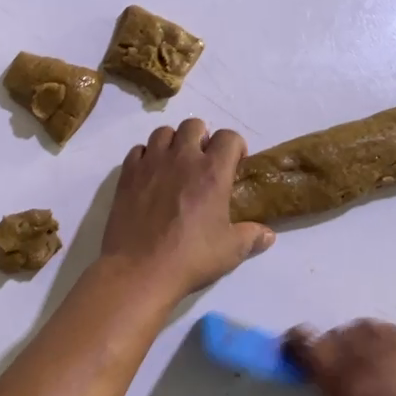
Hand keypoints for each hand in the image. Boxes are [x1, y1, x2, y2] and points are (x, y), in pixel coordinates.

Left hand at [98, 118, 274, 301]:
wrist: (140, 270)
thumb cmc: (190, 258)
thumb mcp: (230, 251)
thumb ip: (251, 237)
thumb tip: (269, 234)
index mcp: (212, 172)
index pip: (229, 137)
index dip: (235, 146)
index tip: (235, 162)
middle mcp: (182, 158)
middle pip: (193, 125)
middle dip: (202, 138)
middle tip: (204, 161)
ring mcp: (151, 163)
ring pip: (163, 132)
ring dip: (173, 142)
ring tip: (176, 163)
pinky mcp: (127, 174)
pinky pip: (138, 150)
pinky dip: (146, 156)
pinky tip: (150, 175)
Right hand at [287, 320, 395, 395]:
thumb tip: (330, 392)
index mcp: (342, 382)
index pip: (305, 343)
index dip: (294, 345)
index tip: (294, 356)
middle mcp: (365, 353)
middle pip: (334, 335)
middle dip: (329, 351)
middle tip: (338, 374)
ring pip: (362, 328)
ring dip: (356, 344)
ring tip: (368, 368)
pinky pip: (390, 332)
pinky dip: (383, 344)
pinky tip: (395, 369)